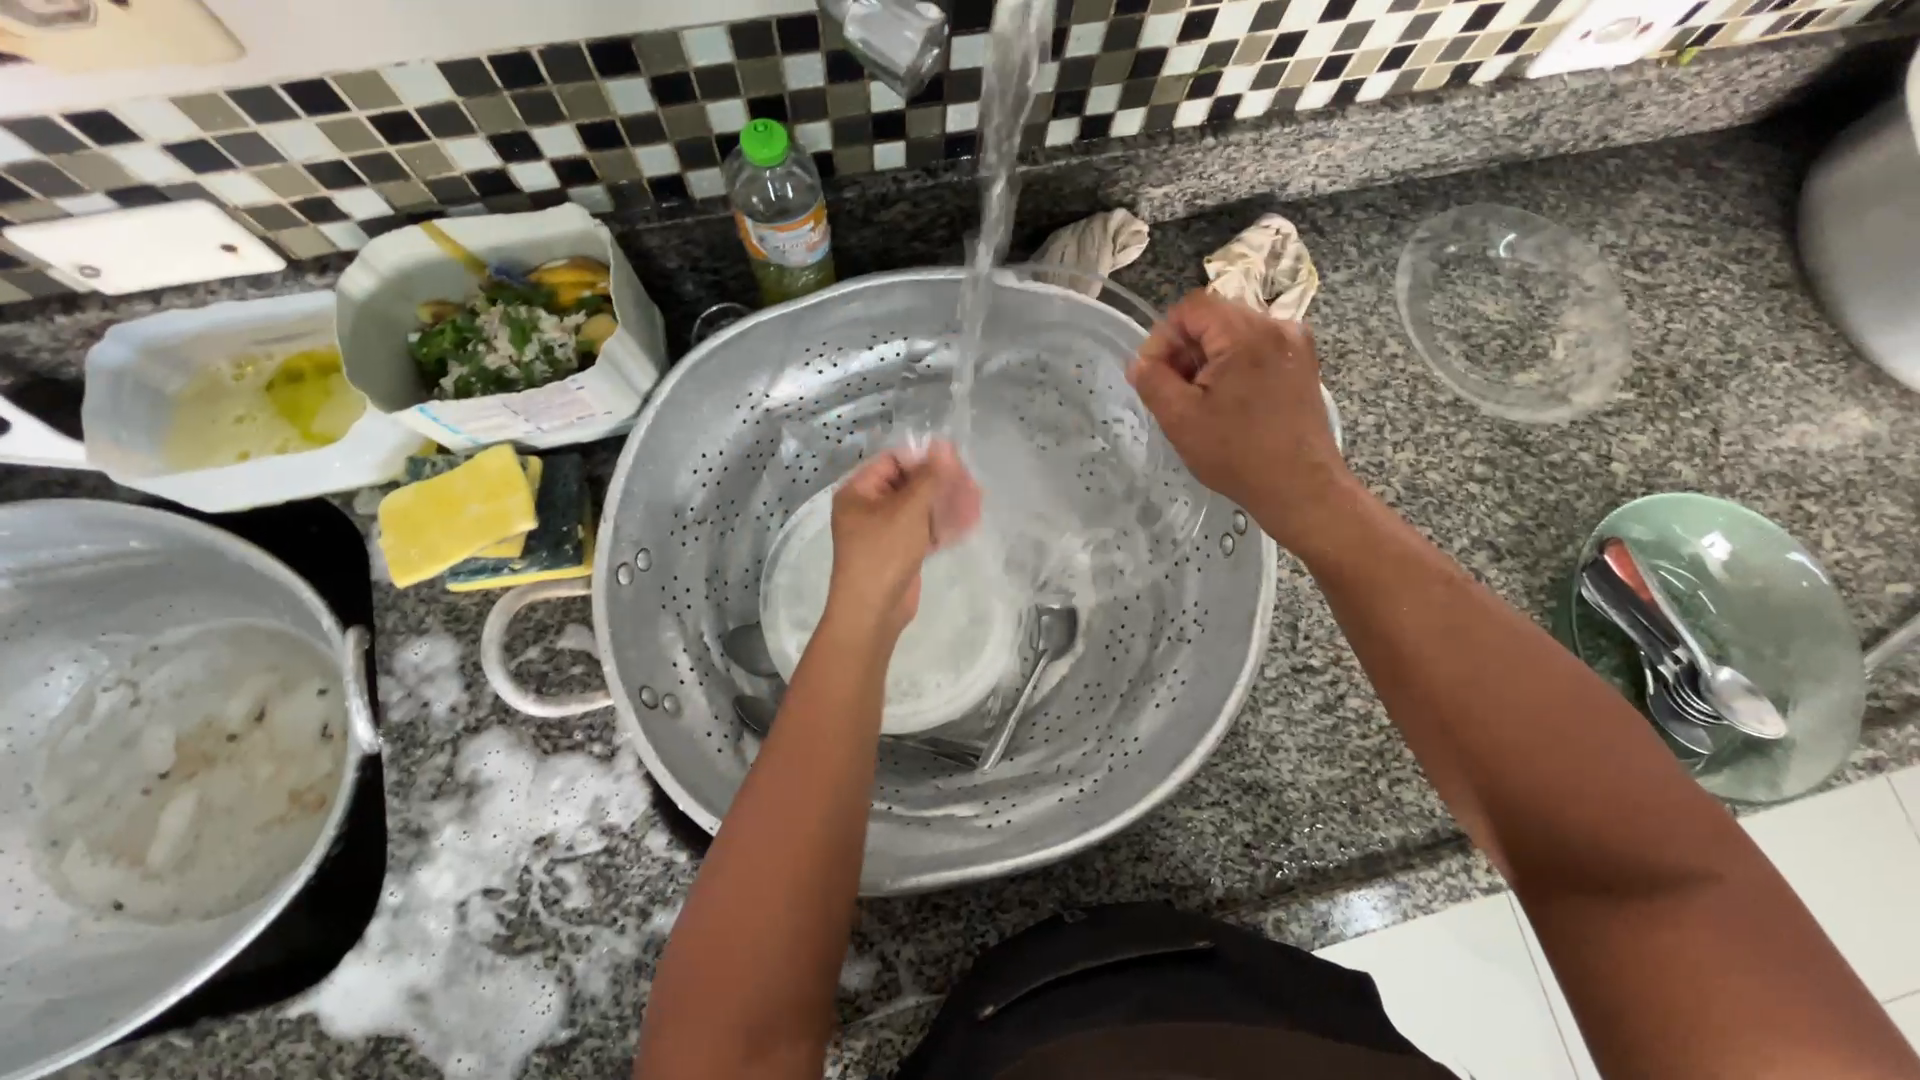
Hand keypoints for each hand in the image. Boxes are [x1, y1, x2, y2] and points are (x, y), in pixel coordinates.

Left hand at [828, 441, 980, 635]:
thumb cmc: (883, 554)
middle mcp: (868, 508)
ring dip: (947, 504)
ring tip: (977, 502)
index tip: (955, 462)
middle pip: (909, 484)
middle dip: (941, 484)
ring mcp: (884, 532)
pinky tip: (969, 522)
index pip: (893, 461)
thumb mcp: (908, 510)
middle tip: (971, 484)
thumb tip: (944, 445)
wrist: (872, 612)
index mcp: (859, 491)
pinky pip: (923, 530)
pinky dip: (943, 526)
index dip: (924, 459)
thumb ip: (929, 477)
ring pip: (920, 509)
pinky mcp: (900, 552)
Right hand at [1128, 290, 1354, 550]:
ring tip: (1201, 402)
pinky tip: (1229, 403)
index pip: (1191, 306)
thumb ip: (1152, 380)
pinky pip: (1257, 349)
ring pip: (1235, 334)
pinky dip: (1234, 367)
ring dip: (1209, 360)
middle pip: (1215, 317)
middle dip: (1186, 349)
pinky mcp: (1303, 364)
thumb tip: (1139, 361)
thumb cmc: (1238, 454)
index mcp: (1246, 333)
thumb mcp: (1180, 418)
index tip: (1155, 374)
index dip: (1164, 337)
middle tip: (1175, 391)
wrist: (1301, 488)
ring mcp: (1295, 344)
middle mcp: (1277, 326)